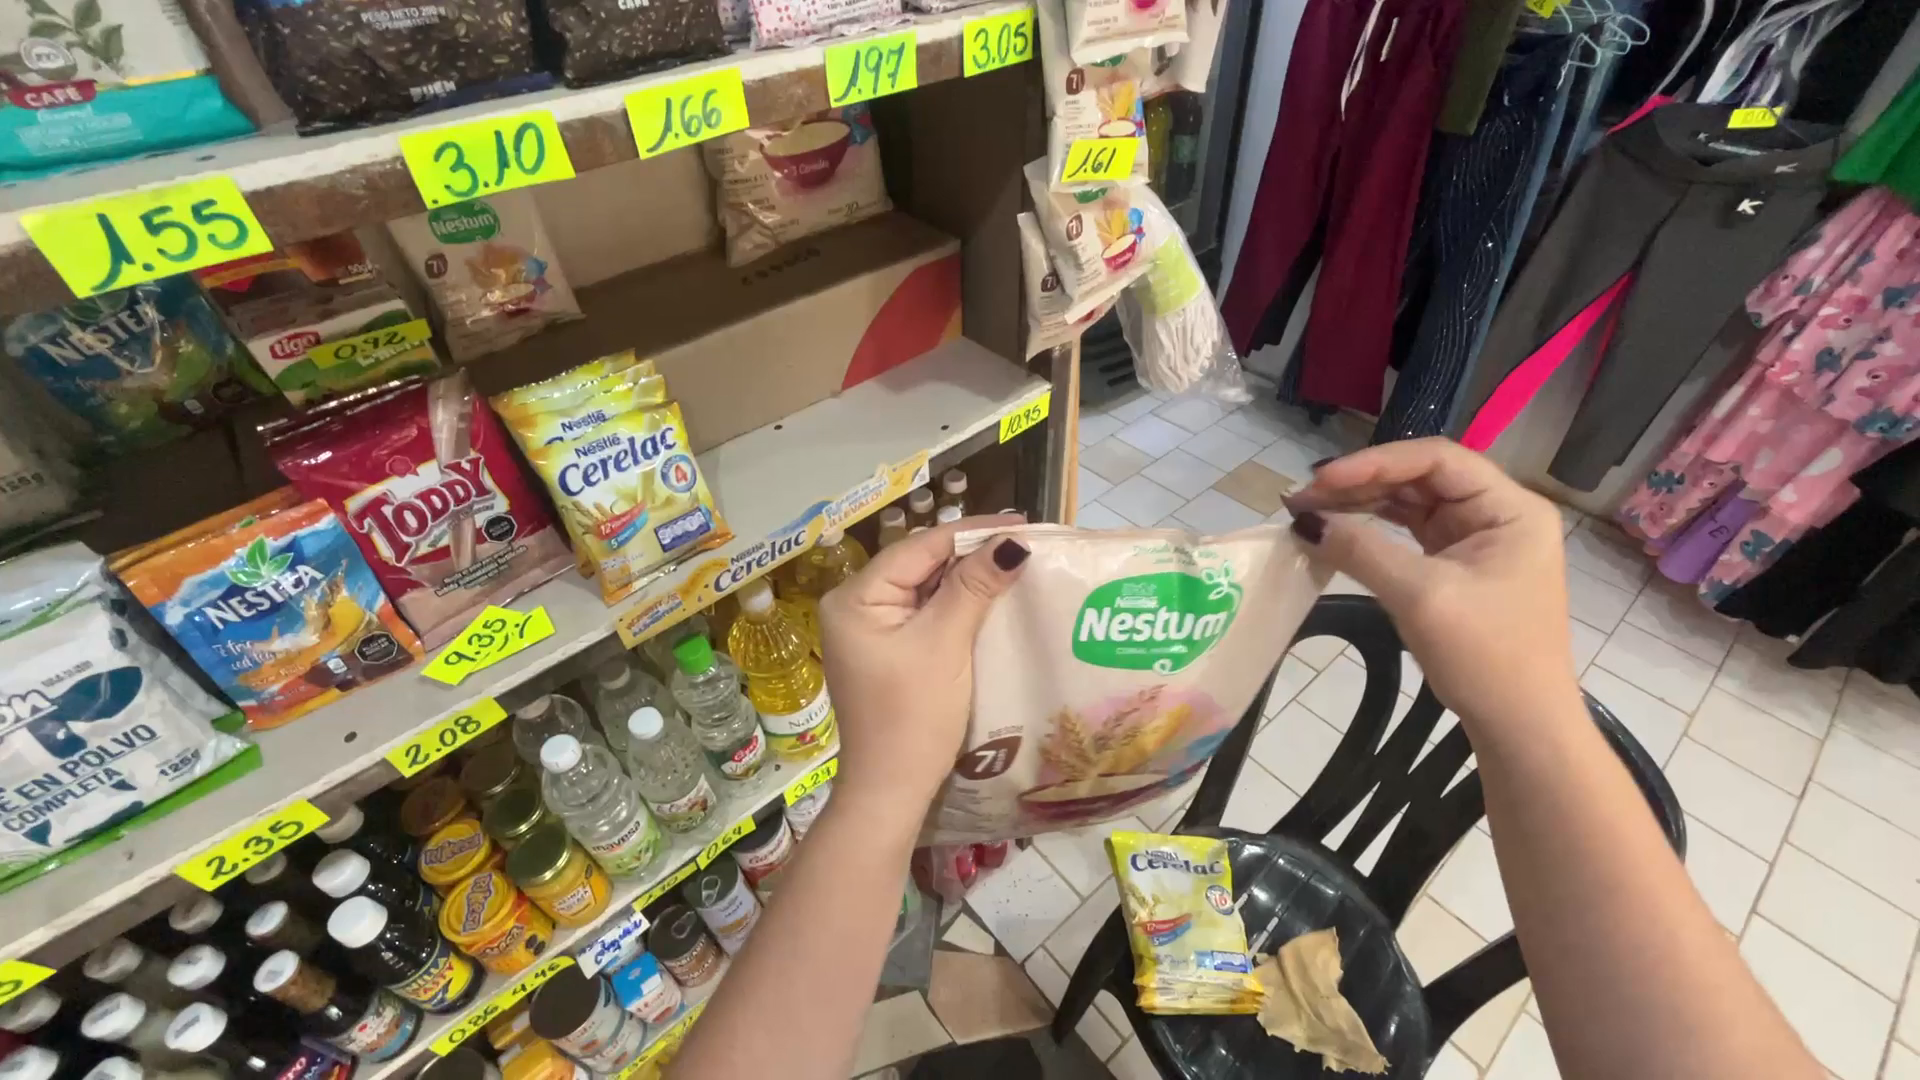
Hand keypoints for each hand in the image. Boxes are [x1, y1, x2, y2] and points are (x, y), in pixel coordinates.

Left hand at [817, 515, 1029, 814]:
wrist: (892, 790)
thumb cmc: (914, 717)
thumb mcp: (945, 644)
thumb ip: (974, 587)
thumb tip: (1013, 540)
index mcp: (855, 598)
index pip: (919, 548)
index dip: (970, 533)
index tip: (1019, 522)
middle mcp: (855, 605)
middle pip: (920, 565)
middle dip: (970, 554)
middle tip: (1023, 541)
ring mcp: (869, 629)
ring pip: (925, 588)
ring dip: (966, 578)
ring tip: (1014, 562)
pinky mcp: (886, 649)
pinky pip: (924, 613)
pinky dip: (955, 605)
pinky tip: (989, 595)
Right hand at [1282, 438, 1576, 728]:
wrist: (1520, 725)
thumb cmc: (1486, 656)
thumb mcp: (1420, 596)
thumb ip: (1362, 550)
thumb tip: (1303, 521)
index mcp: (1509, 509)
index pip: (1436, 460)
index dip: (1374, 462)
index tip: (1320, 480)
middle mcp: (1495, 513)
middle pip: (1419, 478)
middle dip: (1358, 483)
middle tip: (1300, 497)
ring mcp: (1474, 539)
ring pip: (1408, 503)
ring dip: (1358, 503)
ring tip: (1307, 509)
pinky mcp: (1454, 565)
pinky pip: (1405, 532)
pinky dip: (1368, 529)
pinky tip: (1334, 530)